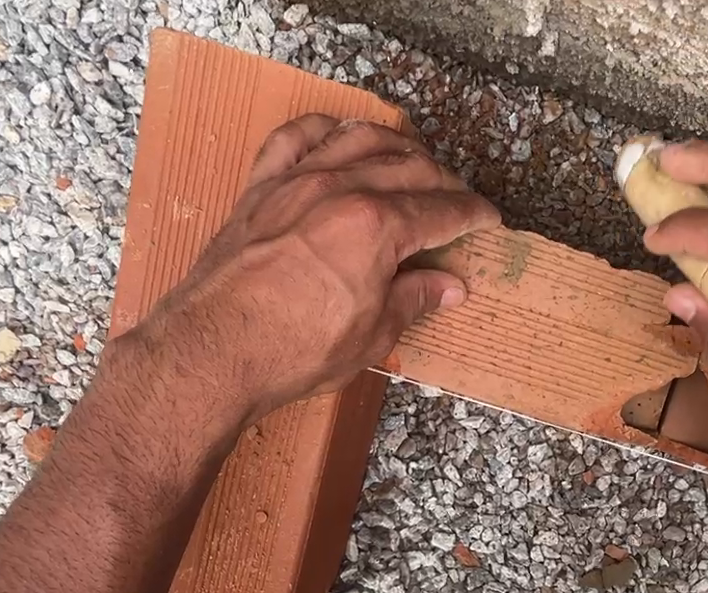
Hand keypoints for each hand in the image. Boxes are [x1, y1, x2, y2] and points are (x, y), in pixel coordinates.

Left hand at [116, 115, 499, 439]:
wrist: (218, 349)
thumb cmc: (298, 348)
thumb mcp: (374, 333)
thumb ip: (415, 298)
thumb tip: (451, 286)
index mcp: (377, 226)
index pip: (440, 211)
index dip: (472, 214)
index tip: (489, 218)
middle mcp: (340, 189)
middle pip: (407, 167)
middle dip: (444, 181)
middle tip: (460, 199)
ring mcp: (297, 181)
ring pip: (358, 138)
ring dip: (396, 145)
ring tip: (415, 159)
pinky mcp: (262, 188)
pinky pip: (296, 137)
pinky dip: (326, 129)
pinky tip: (341, 135)